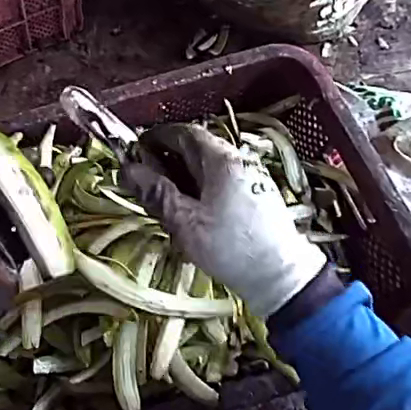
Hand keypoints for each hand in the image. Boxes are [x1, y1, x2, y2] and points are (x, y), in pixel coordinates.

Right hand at [121, 124, 326, 318]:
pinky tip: (188, 211)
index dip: (156, 137)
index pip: (183, 132)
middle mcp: (237, 161)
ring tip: (162, 198)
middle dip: (166, 159)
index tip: (135, 151)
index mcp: (221, 159)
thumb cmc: (230, 247)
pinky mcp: (252, 196)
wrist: (282, 277)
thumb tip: (128, 169)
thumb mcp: (185, 222)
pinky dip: (197, 188)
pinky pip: (217, 182)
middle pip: (195, 148)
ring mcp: (247, 178)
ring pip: (206, 167)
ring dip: (181, 176)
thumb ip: (156, 192)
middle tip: (143, 179)